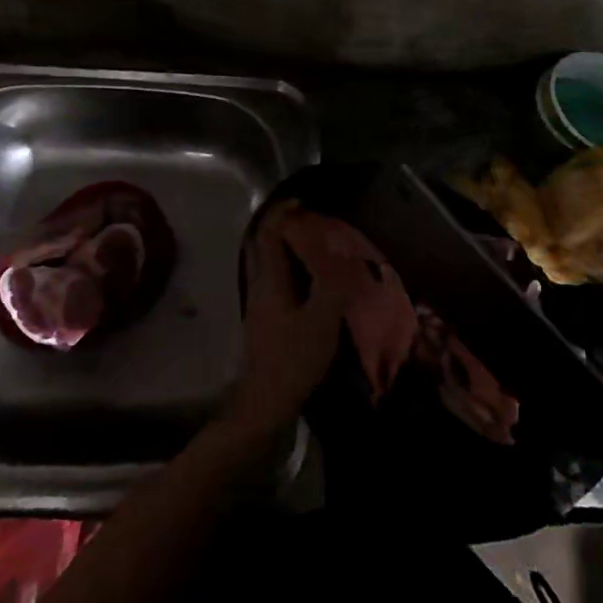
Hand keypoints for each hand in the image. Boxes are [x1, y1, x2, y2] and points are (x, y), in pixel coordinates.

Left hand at [225, 201, 347, 434]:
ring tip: (306, 241)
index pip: (268, 234)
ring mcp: (257, 302)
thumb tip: (345, 254)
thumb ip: (333, 285)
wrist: (265, 400)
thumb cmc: (293, 358)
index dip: (281, 214)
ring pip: (262, 261)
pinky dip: (283, 266)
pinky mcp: (263, 317)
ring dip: (279, 245)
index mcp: (270, 279)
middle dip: (276, 225)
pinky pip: (269, 278)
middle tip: (303, 217)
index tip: (301, 201)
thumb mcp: (322, 321)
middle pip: (259, 244)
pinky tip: (304, 278)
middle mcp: (258, 284)